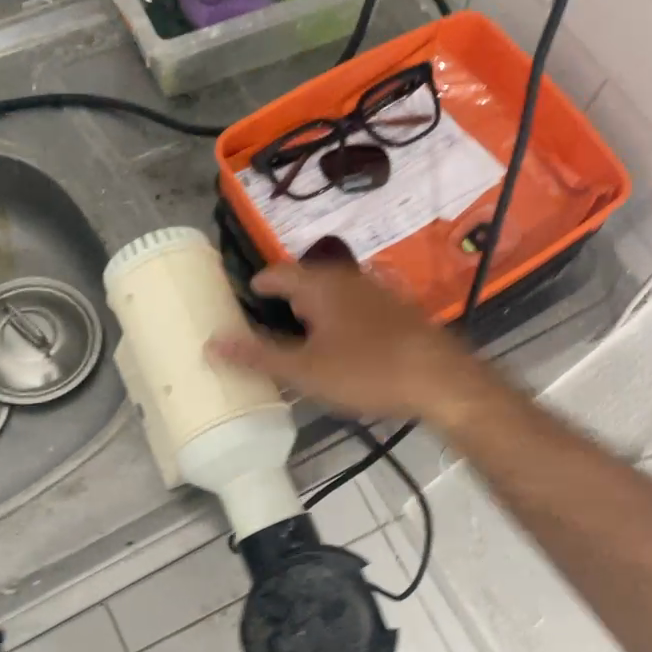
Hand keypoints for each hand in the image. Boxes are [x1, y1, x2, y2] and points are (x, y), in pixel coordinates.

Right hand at [208, 261, 493, 422]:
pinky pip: (354, 307)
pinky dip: (338, 320)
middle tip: (267, 321)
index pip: (276, 274)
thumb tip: (212, 344)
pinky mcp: (396, 311)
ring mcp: (375, 292)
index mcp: (318, 285)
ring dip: (314, 309)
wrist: (440, 378)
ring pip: (333, 293)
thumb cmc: (366, 371)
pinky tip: (341, 345)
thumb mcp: (305, 370)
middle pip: (305, 280)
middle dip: (285, 298)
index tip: (244, 297)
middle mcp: (346, 278)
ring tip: (299, 335)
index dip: (258, 285)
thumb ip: (259, 356)